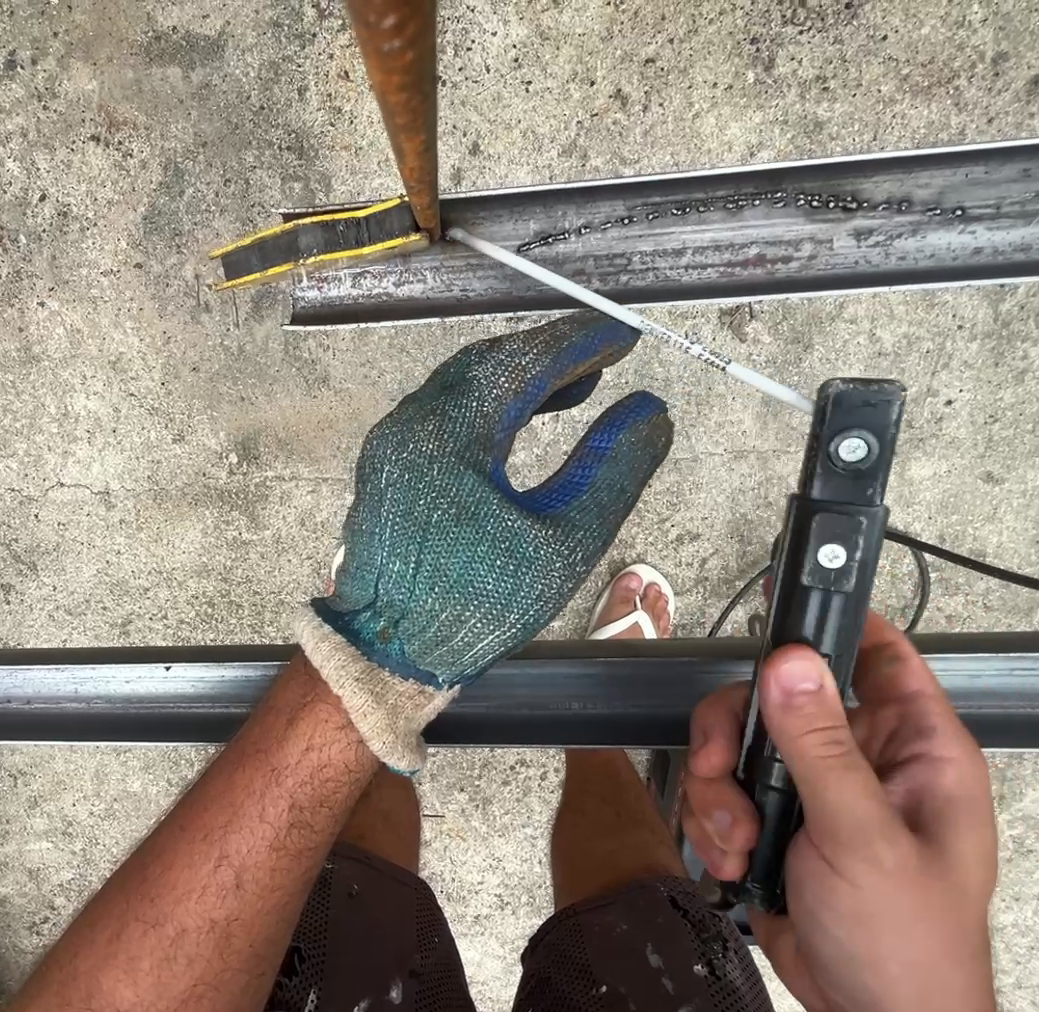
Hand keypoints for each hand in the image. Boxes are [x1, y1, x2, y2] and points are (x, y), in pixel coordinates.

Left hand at [296, 312, 673, 770]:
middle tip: (603, 358)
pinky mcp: (387, 463)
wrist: (386, 648)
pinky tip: (518, 421)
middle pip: (489, 364)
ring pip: (462, 387)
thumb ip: (612, 470)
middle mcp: (411, 423)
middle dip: (549, 356)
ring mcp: (392, 441)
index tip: (623, 337)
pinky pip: (442, 414)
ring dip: (519, 380)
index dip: (579, 344)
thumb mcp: (563, 542)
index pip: (523, 362)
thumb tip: (651, 413)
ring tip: (575, 387)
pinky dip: (487, 407)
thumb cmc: (476, 603)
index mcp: (449, 433)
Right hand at [681, 614, 1016, 1011]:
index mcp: (912, 748)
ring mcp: (811, 788)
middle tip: (725, 777)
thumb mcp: (861, 837)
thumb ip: (821, 747)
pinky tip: (734, 864)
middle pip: (772, 697)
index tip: (778, 595)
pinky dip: (712, 824)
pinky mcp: (772, 818)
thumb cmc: (901, 939)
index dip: (831, 619)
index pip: (877, 654)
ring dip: (717, 795)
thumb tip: (791, 660)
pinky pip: (719, 789)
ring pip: (733, 745)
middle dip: (733, 739)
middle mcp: (858, 756)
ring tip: (737, 846)